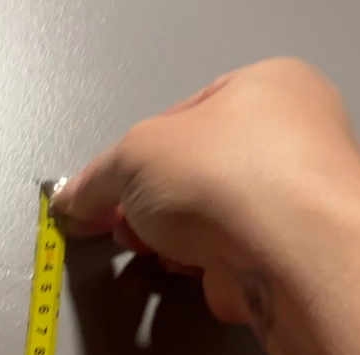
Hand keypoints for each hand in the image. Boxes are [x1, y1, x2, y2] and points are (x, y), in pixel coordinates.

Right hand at [52, 57, 359, 329]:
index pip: (174, 122)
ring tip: (152, 246)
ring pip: (198, 215)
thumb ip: (93, 179)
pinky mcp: (285, 245)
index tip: (96, 199)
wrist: (285, 249)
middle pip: (184, 173)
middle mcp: (286, 131)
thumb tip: (68, 200)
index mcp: (262, 85)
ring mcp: (290, 192)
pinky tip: (187, 264)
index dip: (126, 162)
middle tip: (119, 225)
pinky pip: (221, 248)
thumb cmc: (215, 177)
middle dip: (142, 205)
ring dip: (163, 235)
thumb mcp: (131, 158)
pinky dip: (195, 258)